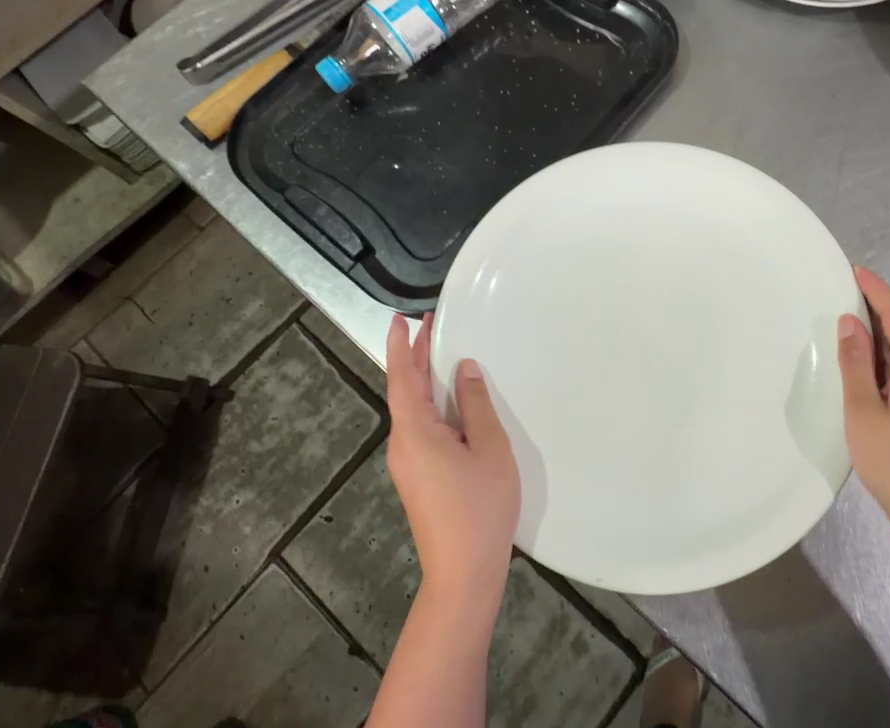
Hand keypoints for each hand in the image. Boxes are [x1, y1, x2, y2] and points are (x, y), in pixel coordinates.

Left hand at [384, 314, 520, 607]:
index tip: (401, 318)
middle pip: (406, 392)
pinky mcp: (418, 478)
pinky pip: (422, 429)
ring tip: (444, 354)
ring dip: (426, 382)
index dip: (402, 346)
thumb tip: (464, 370)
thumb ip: (476, 405)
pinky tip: (453, 402)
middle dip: (416, 357)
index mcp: (415, 432)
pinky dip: (434, 405)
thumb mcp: (489, 449)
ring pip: (414, 412)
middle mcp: (403, 444)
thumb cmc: (479, 507)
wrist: (463, 572)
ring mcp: (408, 464)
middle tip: (431, 325)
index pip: (403, 377)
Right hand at [837, 267, 889, 553]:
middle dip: (879, 306)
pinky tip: (862, 360)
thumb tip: (849, 322)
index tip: (856, 270)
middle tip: (847, 288)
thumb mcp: (863, 410)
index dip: (879, 292)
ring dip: (879, 331)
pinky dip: (881, 355)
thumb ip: (855, 364)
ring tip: (848, 316)